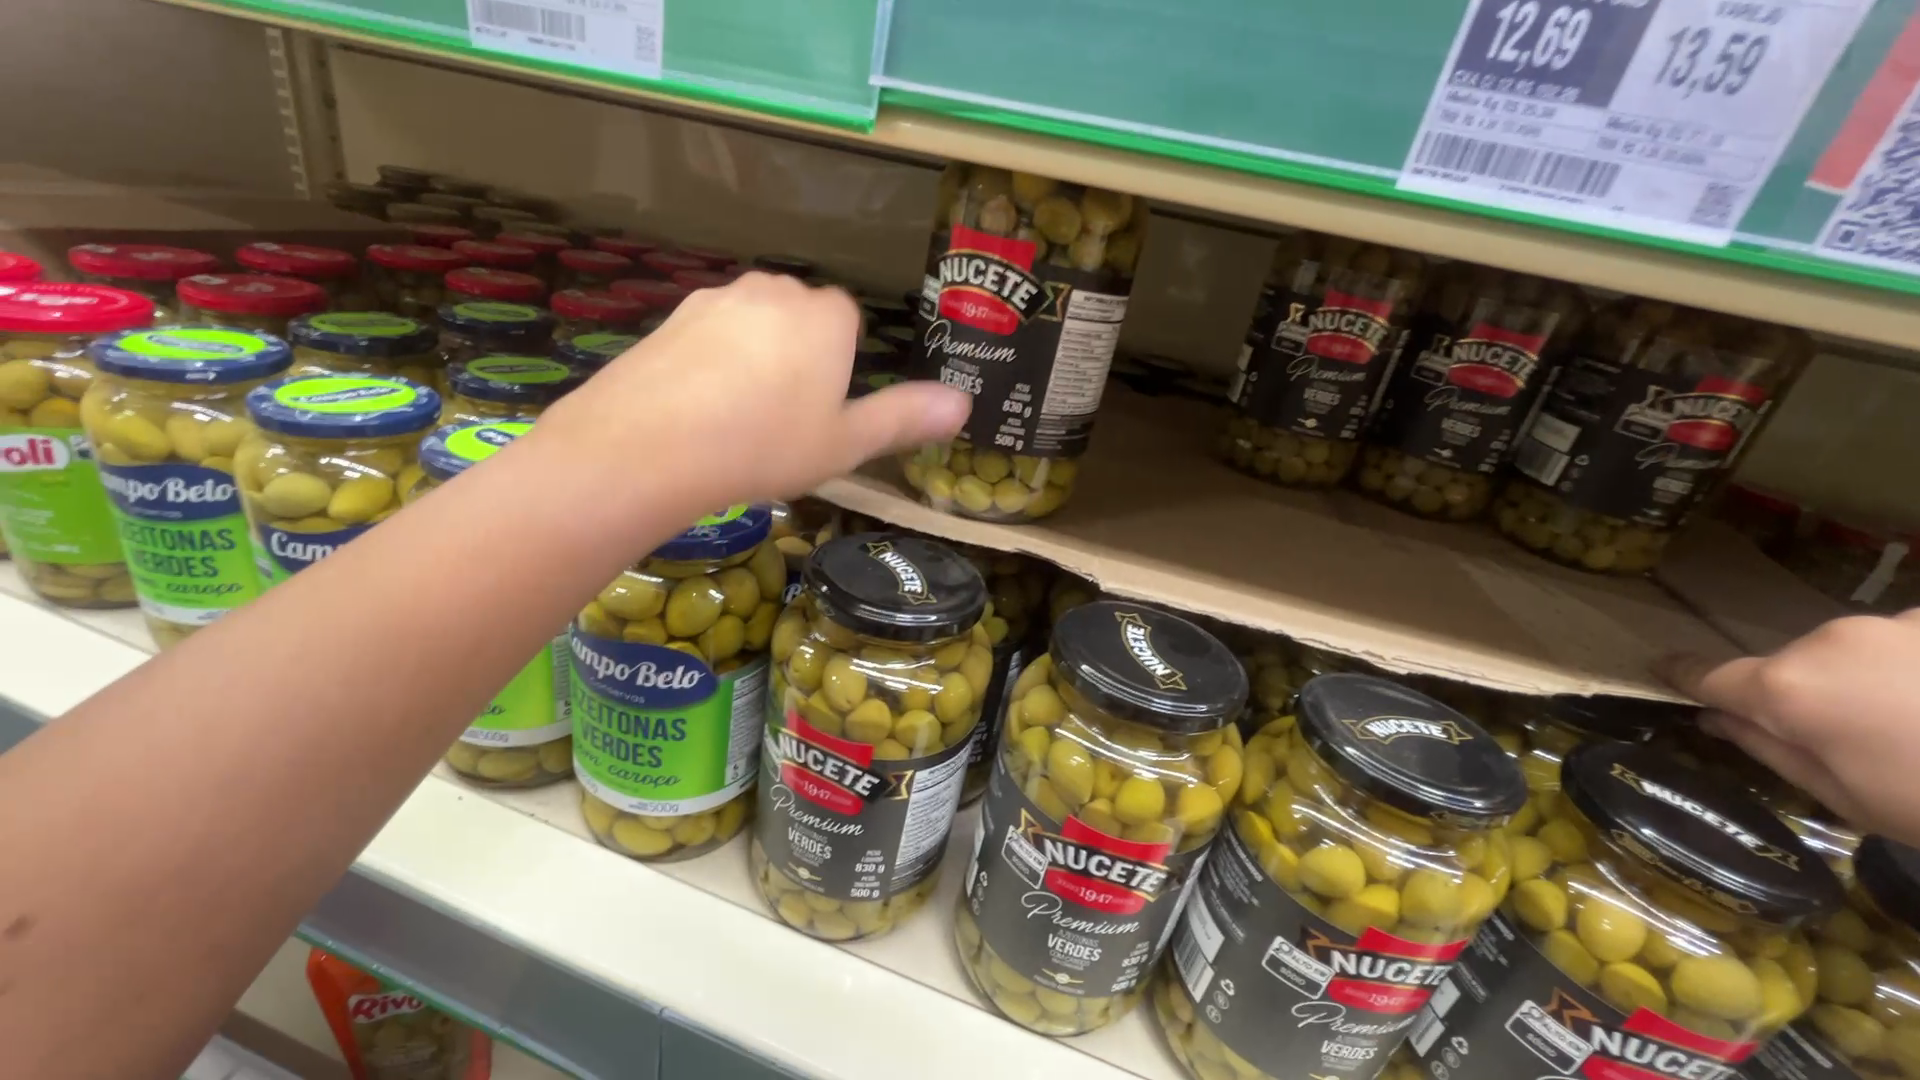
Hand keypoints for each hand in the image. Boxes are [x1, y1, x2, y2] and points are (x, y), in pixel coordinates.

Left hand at [540, 272, 969, 505]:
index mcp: (824, 315)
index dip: (841, 364)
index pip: (848, 320)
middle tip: (787, 419)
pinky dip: (713, 363)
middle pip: (801, 317)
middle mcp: (773, 290)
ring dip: (757, 358)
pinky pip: (710, 336)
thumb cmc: (765, 445)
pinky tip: (701, 410)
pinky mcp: (670, 317)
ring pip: (754, 325)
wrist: (648, 447)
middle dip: (802, 355)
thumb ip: (905, 418)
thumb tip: (964, 403)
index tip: (825, 408)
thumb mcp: (846, 443)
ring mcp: (716, 299)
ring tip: (741, 419)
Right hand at [1658, 610, 1919, 846]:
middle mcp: (1827, 643)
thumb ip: (1773, 750)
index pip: (1708, 675)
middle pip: (1790, 667)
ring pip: (1854, 654)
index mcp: (1788, 689)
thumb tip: (1722, 717)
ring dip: (1868, 682)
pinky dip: (1916, 671)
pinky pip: (1910, 645)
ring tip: (1916, 725)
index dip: (1680, 675)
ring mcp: (1897, 626)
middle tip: (1850, 741)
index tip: (1660, 670)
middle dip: (1804, 695)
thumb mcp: (1849, 799)